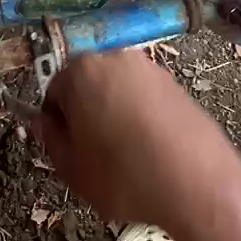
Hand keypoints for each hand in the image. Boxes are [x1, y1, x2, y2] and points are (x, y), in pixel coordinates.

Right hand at [30, 47, 240, 231]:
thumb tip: (41, 121)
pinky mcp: (175, 83)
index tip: (68, 150)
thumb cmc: (124, 176)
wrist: (198, 183)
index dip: (57, 123)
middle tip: (94, 154)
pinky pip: (145, 97)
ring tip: (126, 155)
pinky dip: (142, 117)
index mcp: (81, 71)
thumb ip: (49, 139)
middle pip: (87, 84)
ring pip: (117, 90)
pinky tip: (151, 150)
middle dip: (86, 114)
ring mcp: (149, 68)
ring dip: (114, 114)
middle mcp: (114, 57)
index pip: (53, 91)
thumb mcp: (73, 169)